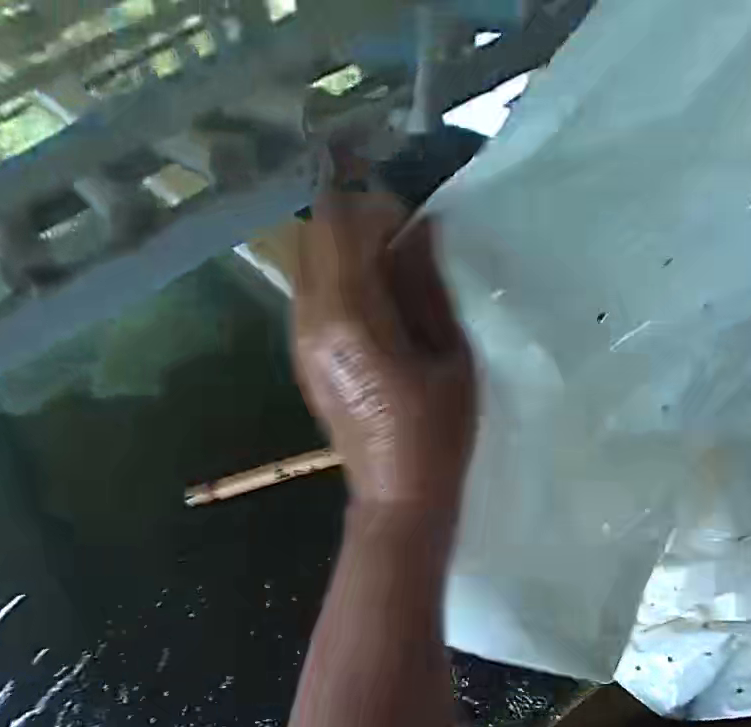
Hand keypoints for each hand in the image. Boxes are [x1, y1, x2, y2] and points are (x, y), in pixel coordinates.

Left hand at [293, 150, 474, 520]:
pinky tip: (376, 307)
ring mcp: (298, 341)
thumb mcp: (451, 356)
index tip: (413, 224)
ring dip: (348, 252)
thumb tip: (419, 230)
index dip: (375, 205)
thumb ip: (428, 286)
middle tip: (406, 245)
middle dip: (359, 223)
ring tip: (394, 276)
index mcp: (349, 317)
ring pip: (309, 262)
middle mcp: (310, 321)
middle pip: (316, 234)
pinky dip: (339, 280)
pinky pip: (311, 294)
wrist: (396, 497)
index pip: (339, 221)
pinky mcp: (301, 357)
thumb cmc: (436, 435)